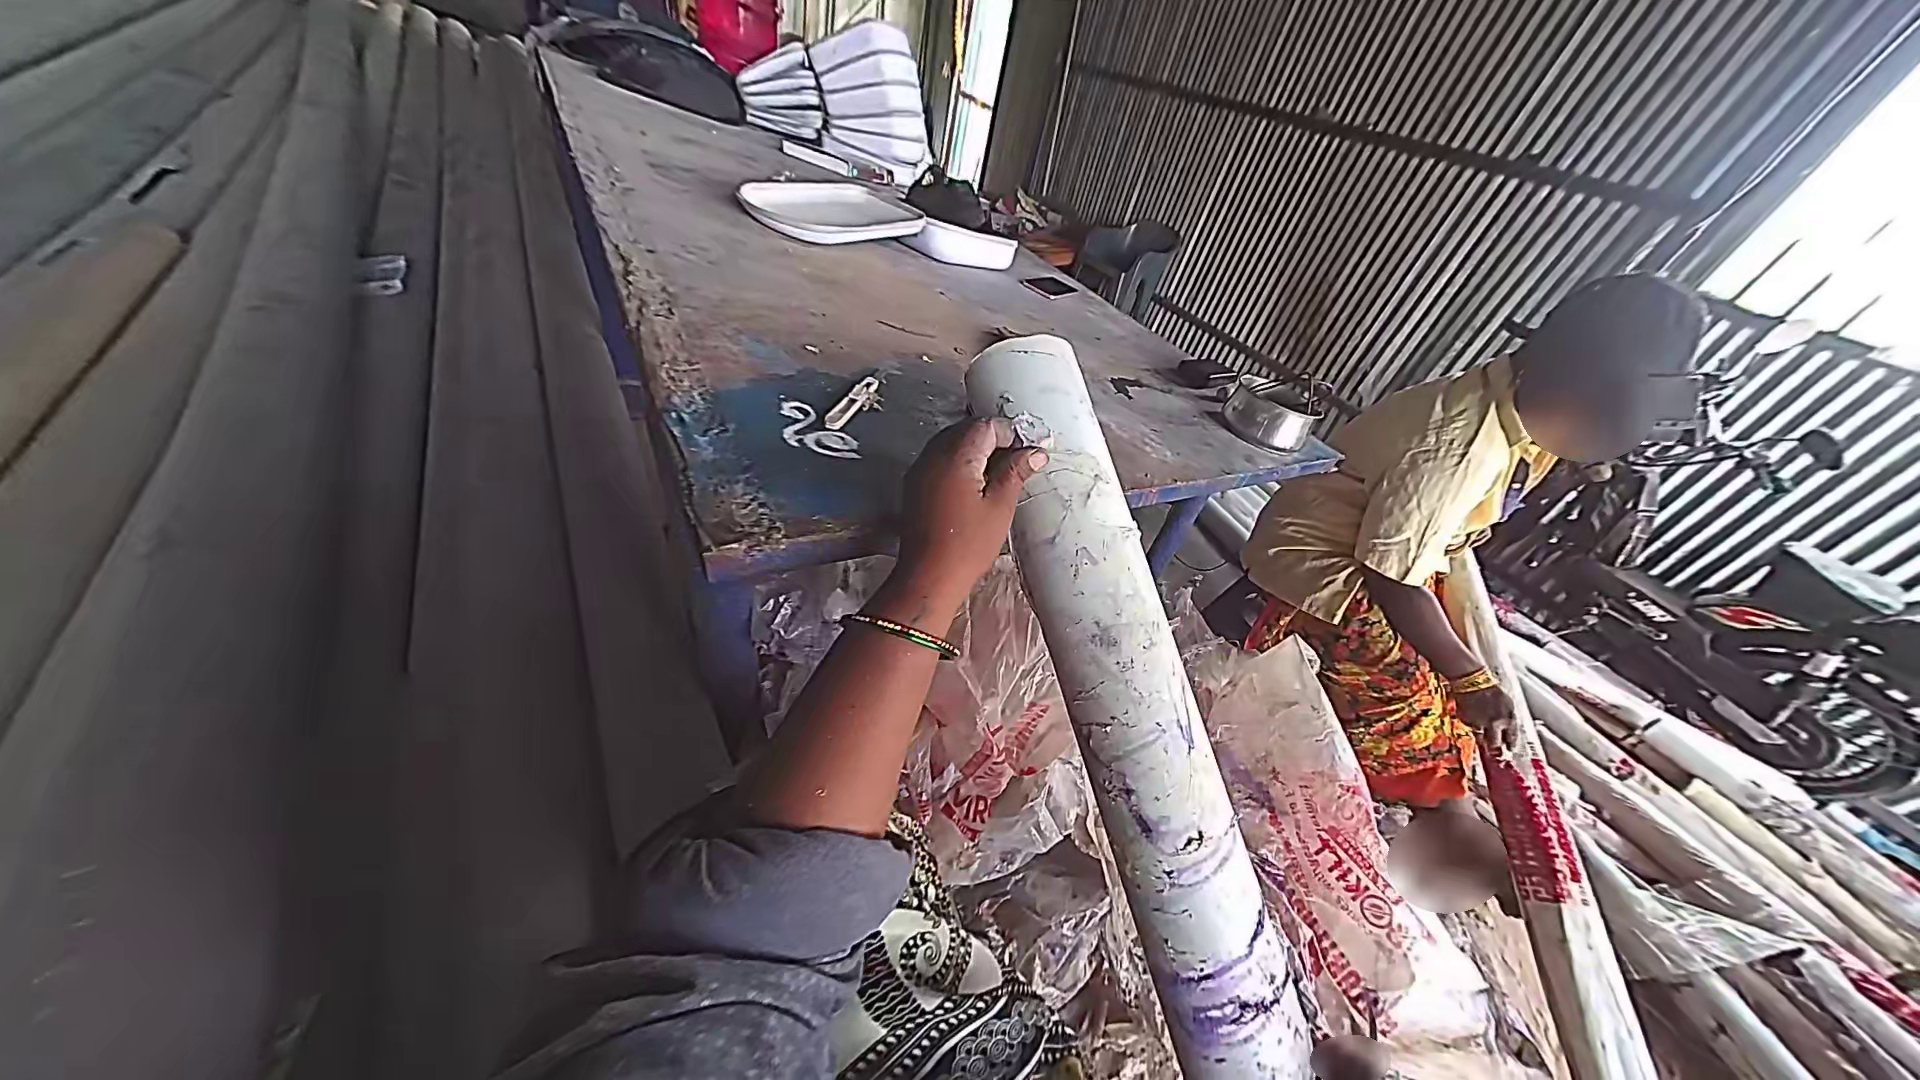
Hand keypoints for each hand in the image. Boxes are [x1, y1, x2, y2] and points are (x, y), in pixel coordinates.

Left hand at [892, 417, 1046, 612]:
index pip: (985, 426)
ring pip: (951, 442)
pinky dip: (959, 462)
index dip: (1011, 433)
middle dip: (993, 438)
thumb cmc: (966, 547)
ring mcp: (920, 470)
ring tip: (999, 472)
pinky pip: (939, 459)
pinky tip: (975, 483)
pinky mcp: (914, 485)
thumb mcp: (999, 507)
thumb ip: (1015, 472)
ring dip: (976, 449)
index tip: (1029, 449)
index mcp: (955, 457)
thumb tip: (1033, 453)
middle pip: (966, 430)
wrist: (929, 576)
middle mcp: (933, 456)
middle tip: (1018, 459)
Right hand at [1454, 684, 1517, 759]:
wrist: (1472, 681)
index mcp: (1509, 720)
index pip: (1511, 738)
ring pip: (1480, 736)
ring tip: (1482, 731)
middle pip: (1494, 744)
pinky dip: (1471, 724)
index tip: (1509, 749)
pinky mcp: (1465, 719)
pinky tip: (1472, 716)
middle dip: (1495, 750)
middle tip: (1494, 753)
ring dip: (1482, 735)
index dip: (1510, 744)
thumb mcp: (1507, 703)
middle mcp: (1494, 725)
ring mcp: (1478, 723)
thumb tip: (1507, 729)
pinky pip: (1470, 726)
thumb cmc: (1491, 689)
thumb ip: (1508, 718)